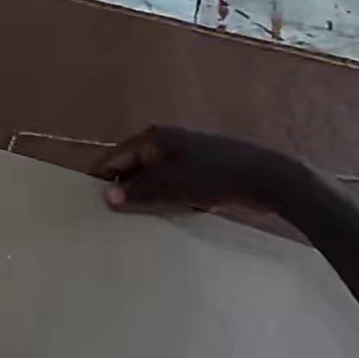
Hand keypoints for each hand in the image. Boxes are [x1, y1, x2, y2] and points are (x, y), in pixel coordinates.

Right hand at [97, 126, 309, 213]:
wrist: (269, 178)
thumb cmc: (213, 176)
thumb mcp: (170, 186)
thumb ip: (136, 192)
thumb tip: (106, 198)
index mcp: (150, 138)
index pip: (113, 158)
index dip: (101, 179)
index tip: (89, 202)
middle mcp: (162, 141)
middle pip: (131, 167)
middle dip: (124, 189)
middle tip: (112, 216)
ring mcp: (182, 155)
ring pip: (152, 178)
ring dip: (147, 196)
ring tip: (136, 220)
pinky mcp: (199, 169)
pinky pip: (171, 184)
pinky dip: (166, 198)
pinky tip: (167, 215)